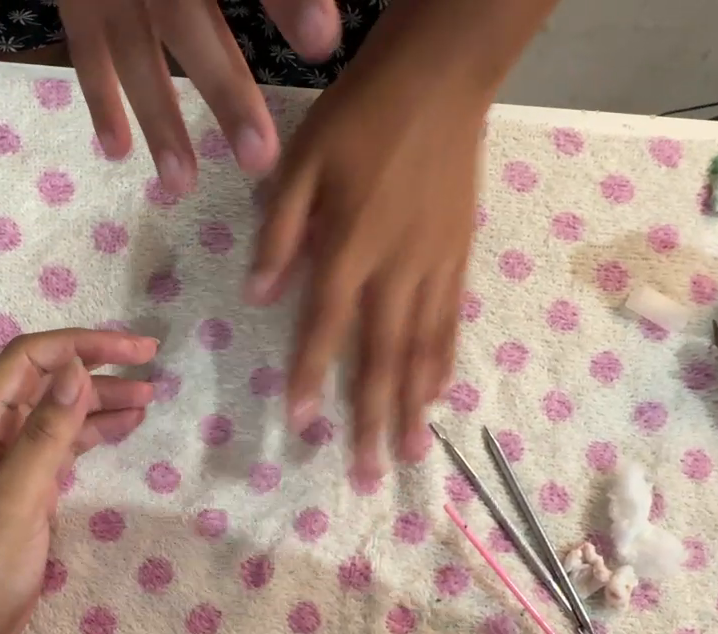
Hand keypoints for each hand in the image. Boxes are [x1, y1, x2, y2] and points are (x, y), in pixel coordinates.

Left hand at [0, 329, 157, 633]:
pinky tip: (126, 426)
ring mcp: (13, 458)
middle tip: (151, 363)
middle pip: (48, 379)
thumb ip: (45, 434)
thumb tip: (75, 370)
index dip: (80, 345)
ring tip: (149, 397)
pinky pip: (66, 442)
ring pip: (61, 410)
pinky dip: (96, 430)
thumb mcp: (17, 499)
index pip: (30, 360)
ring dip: (102, 398)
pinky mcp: (31, 484)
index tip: (132, 350)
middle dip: (98, 365)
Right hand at [57, 0, 340, 190]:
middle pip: (188, 24)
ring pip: (135, 53)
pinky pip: (87, 52)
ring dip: (158, 122)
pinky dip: (101, 100)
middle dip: (225, 92)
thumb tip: (324, 23)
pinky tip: (118, 151)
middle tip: (259, 158)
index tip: (324, 44)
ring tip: (181, 185)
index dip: (287, 4)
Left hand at [245, 31, 482, 483]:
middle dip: (371, 418)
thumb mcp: (300, 161)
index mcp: (350, 245)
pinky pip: (450, 322)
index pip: (325, 327)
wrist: (442, 77)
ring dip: (413, 406)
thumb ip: (279, 232)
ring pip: (422, 350)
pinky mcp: (459, 257)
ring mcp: (434, 266)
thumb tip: (258, 296)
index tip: (302, 425)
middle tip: (368, 472)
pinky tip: (437, 396)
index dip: (311, 377)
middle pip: (380, 356)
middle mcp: (396, 268)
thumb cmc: (361, 117)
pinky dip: (442, 363)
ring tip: (409, 454)